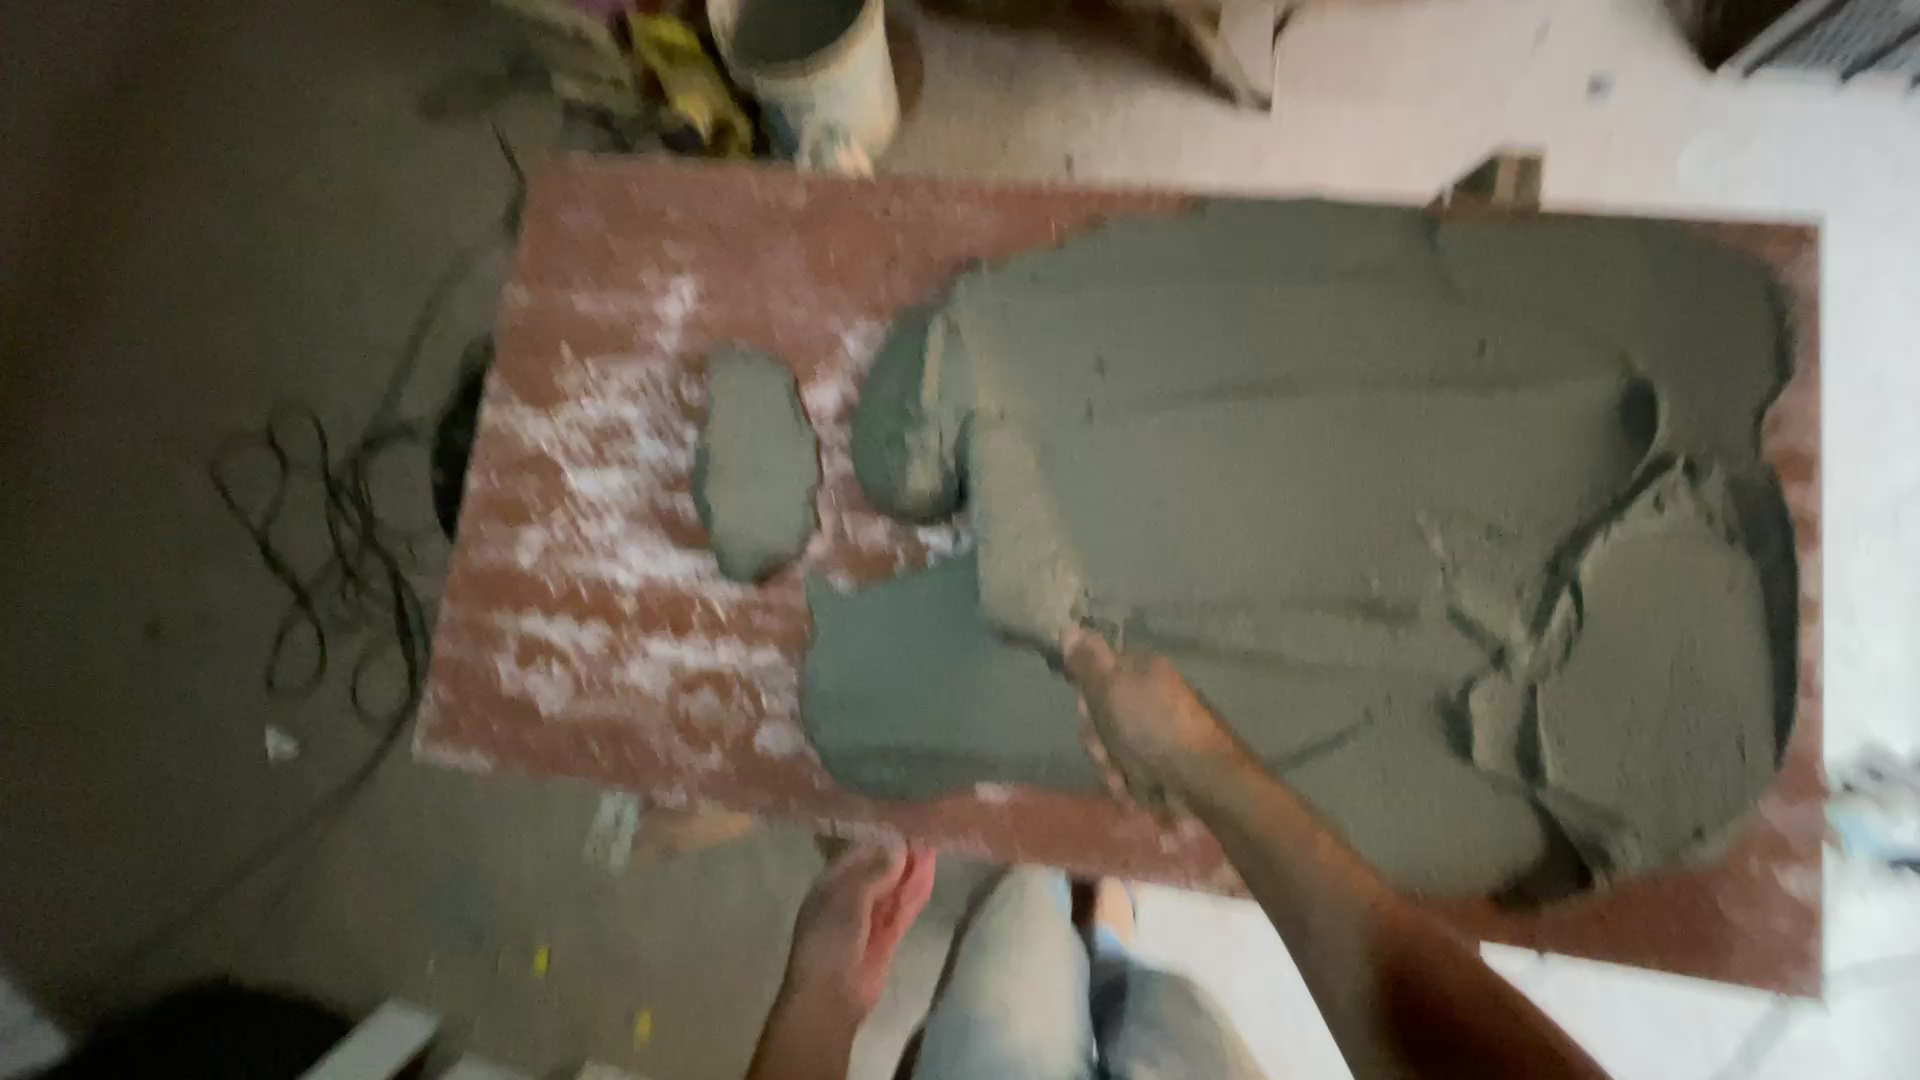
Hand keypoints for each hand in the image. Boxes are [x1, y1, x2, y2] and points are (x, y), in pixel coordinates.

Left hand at [782, 843, 936, 1018]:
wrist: (830, 997)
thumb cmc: (830, 939)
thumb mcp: (849, 898)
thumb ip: (876, 872)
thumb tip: (899, 847)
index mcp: (831, 884)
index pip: (858, 854)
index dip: (881, 840)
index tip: (905, 823)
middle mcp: (850, 898)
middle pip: (879, 870)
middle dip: (901, 854)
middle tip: (925, 832)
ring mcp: (870, 919)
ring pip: (895, 889)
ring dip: (913, 871)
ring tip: (934, 847)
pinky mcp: (888, 938)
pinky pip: (904, 909)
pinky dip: (917, 893)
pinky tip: (931, 874)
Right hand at [1061, 626, 1244, 800]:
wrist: (1208, 783)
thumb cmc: (1154, 732)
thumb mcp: (1112, 689)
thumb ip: (1088, 661)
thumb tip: (1068, 626)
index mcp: (1142, 670)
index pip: (1094, 680)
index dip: (1086, 709)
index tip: (1090, 726)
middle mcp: (1154, 695)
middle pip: (1105, 720)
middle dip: (1102, 748)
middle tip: (1110, 764)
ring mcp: (1164, 729)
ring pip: (1118, 750)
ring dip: (1116, 774)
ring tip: (1130, 791)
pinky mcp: (1172, 761)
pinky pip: (1138, 772)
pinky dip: (1135, 788)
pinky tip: (1143, 801)